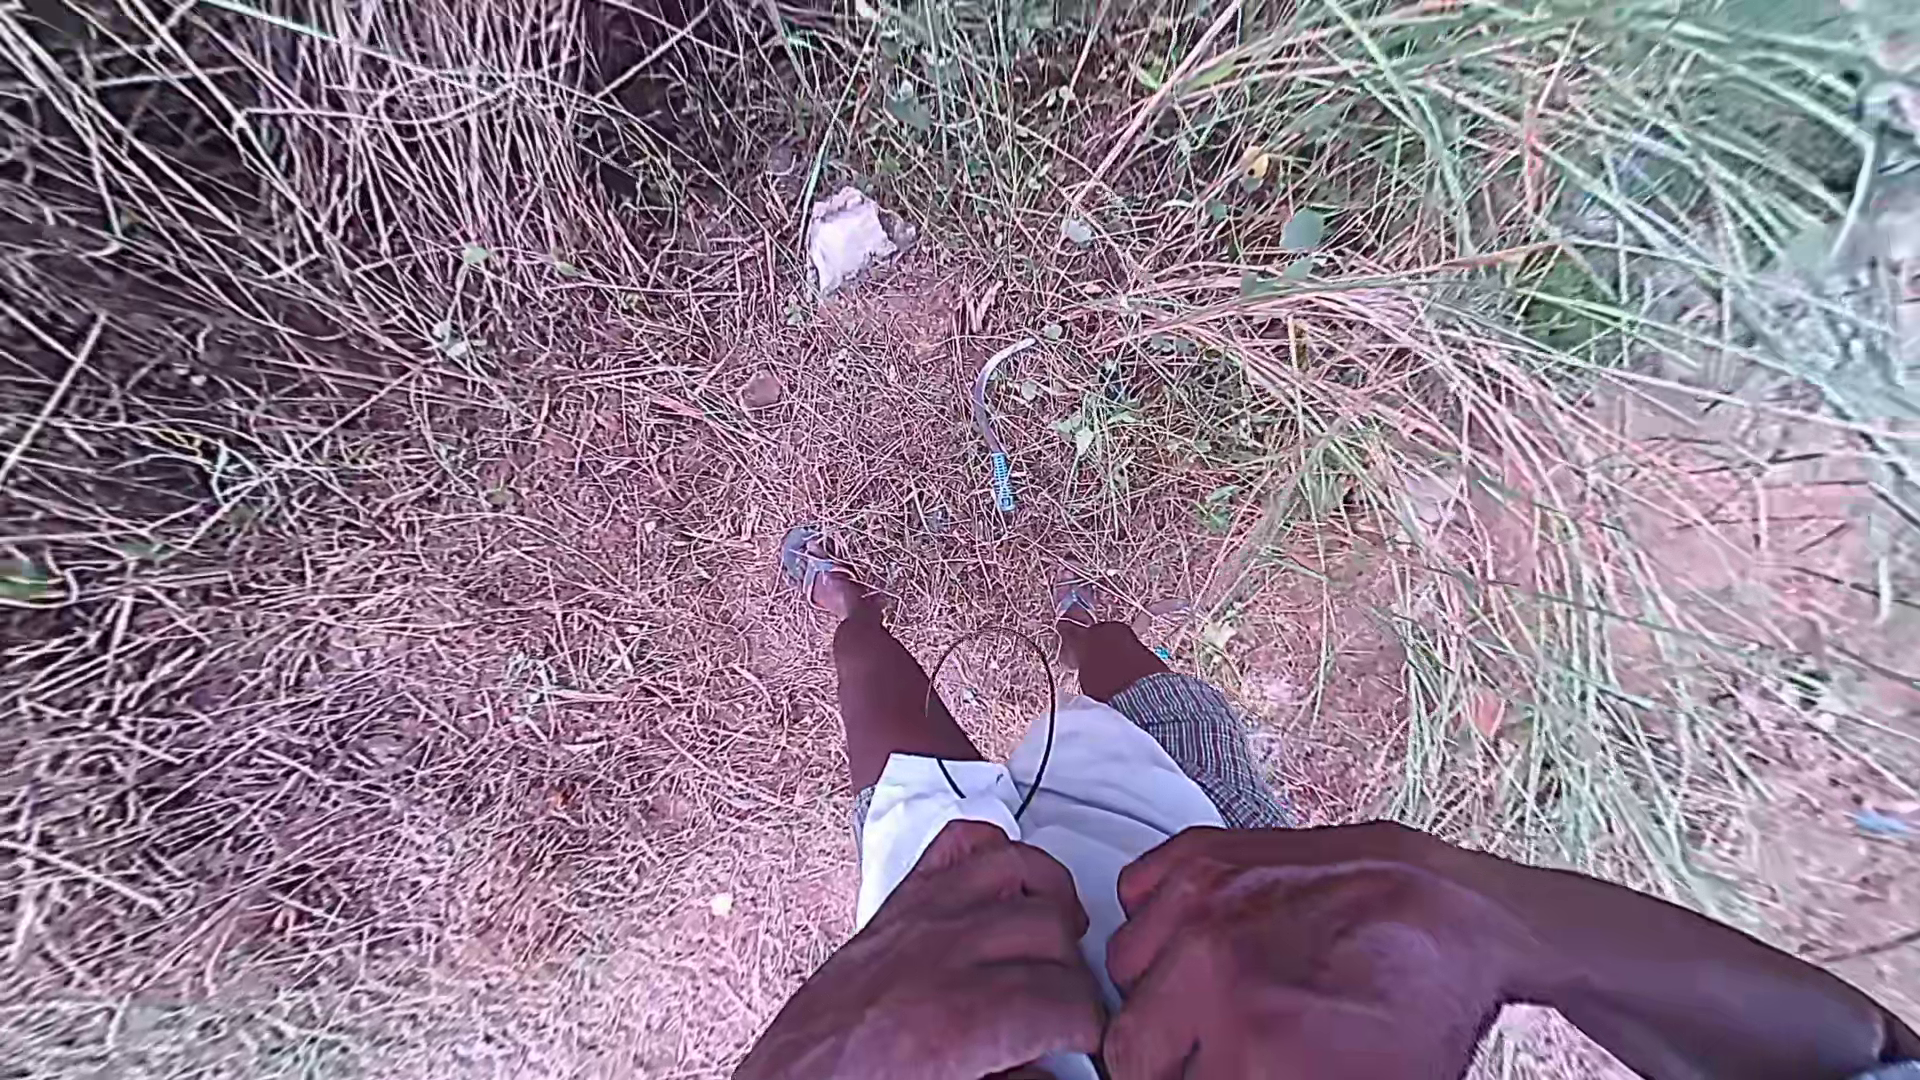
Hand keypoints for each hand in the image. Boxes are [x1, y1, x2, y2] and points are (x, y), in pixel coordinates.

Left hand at [734, 820, 1104, 1079]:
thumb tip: (1063, 1067)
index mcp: (955, 1022)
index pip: (1064, 999)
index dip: (1093, 1024)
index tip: (1090, 1041)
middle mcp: (942, 949)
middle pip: (1050, 928)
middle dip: (1076, 969)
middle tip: (1072, 1001)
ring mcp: (922, 908)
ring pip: (1017, 866)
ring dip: (1050, 895)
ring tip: (1058, 932)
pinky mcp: (905, 892)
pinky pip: (959, 840)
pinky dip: (992, 846)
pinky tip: (1007, 881)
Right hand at [1103, 823, 1545, 1079]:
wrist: (1428, 908)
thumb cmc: (1406, 1012)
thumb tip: (1203, 1076)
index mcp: (1258, 1051)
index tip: (1208, 1076)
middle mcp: (1210, 968)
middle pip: (1127, 1046)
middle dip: (1159, 1063)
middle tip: (1199, 1059)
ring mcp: (1196, 898)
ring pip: (1121, 968)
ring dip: (1152, 989)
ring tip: (1198, 995)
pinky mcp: (1194, 851)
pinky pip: (1130, 896)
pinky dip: (1152, 921)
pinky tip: (1189, 936)